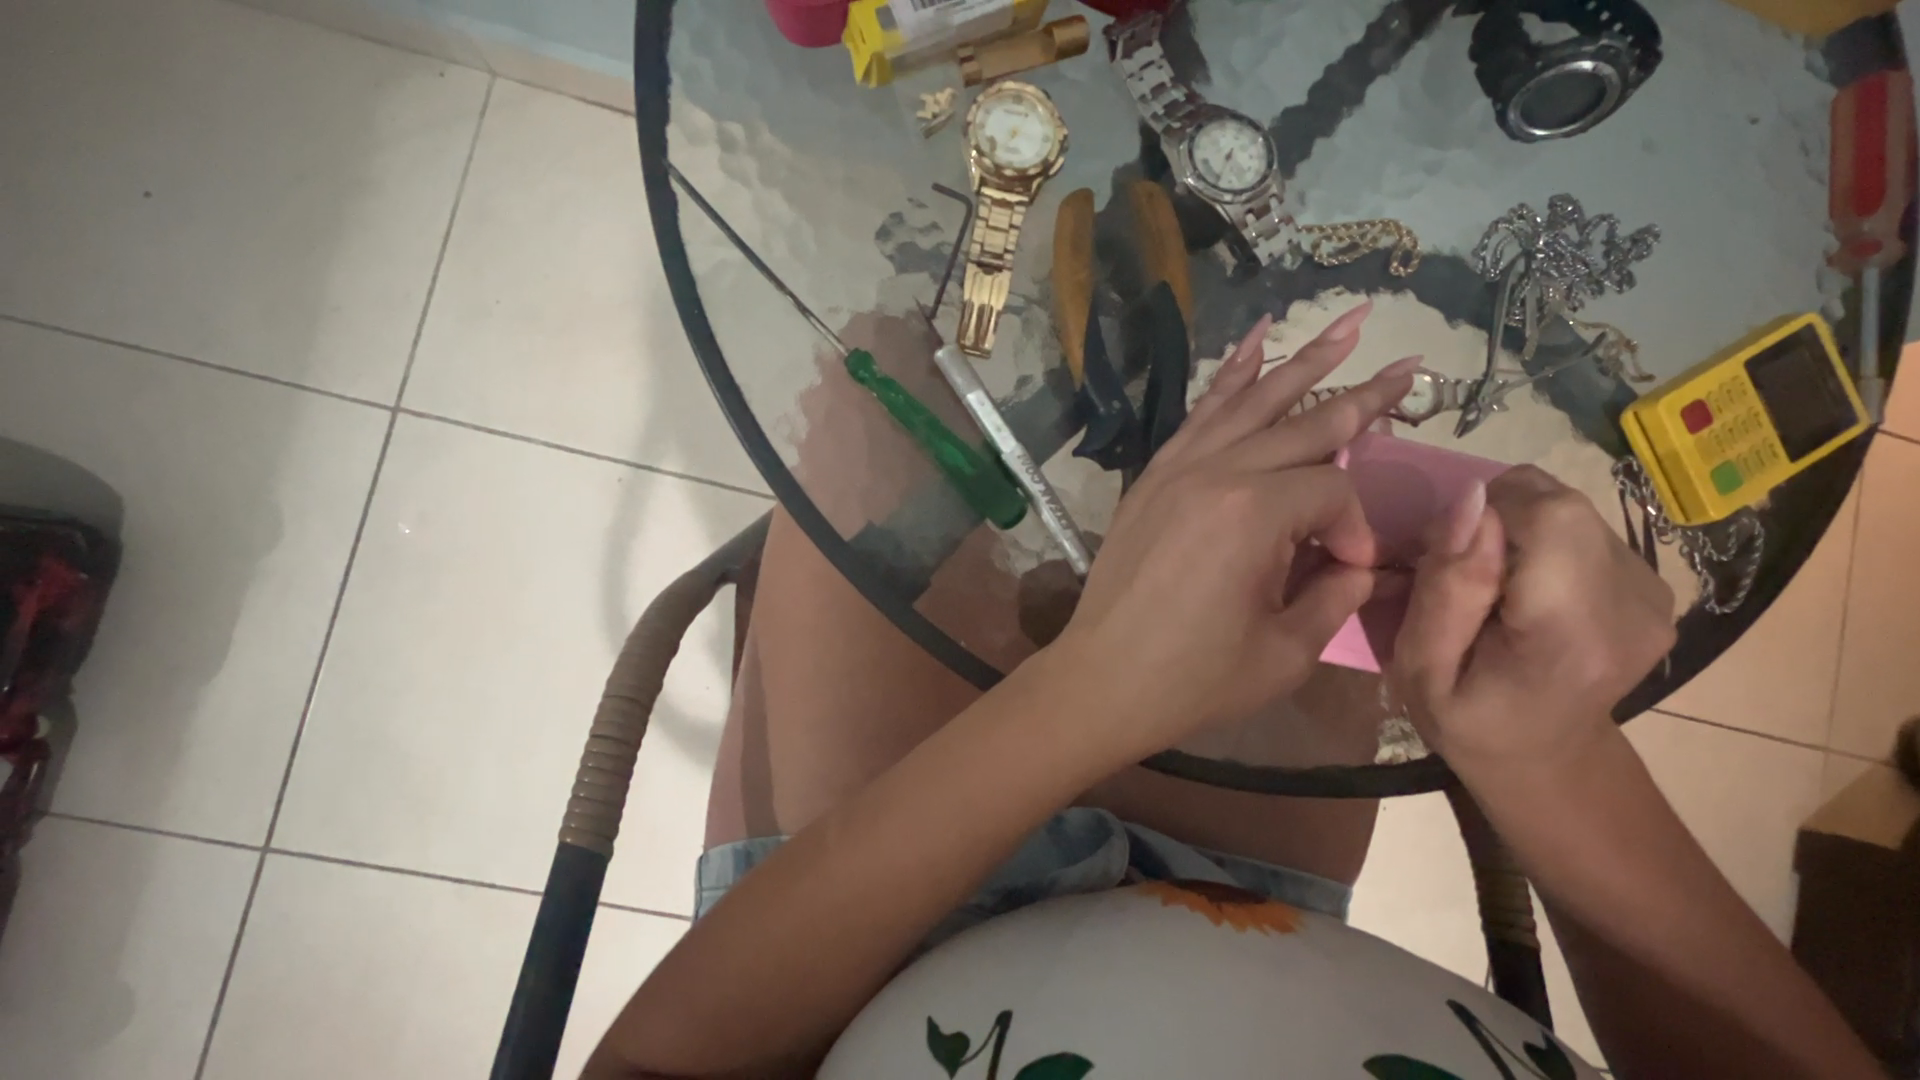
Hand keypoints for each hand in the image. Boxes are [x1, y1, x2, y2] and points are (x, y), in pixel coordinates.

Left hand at [1050, 301, 1421, 758]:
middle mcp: (1216, 474)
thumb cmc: (1194, 679)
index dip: (1356, 528)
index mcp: (1254, 514)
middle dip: (1362, 397)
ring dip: (1300, 363)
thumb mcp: (1286, 651)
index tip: (1349, 570)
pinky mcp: (1153, 478)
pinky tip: (1252, 346)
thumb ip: (1335, 595)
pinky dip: (1228, 379)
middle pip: (1302, 425)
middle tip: (1409, 363)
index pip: (1334, 492)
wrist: (1102, 679)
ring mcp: (1177, 470)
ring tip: (1345, 323)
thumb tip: (1357, 564)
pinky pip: (1198, 416)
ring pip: (1249, 403)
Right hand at [1390, 465, 1676, 775]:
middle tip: (1465, 575)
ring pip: (1569, 510)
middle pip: (1561, 504)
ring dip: (1518, 532)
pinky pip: (1583, 529)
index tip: (1450, 557)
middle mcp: (1634, 604)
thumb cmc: (1465, 718)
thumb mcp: (1422, 664)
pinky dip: (1541, 544)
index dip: (1487, 515)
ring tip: (1495, 588)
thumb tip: (1472, 497)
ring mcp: (1655, 595)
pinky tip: (1526, 592)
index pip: (1549, 514)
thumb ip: (1448, 583)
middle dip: (1498, 519)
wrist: (1541, 757)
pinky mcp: (1655, 586)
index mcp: (1573, 632)